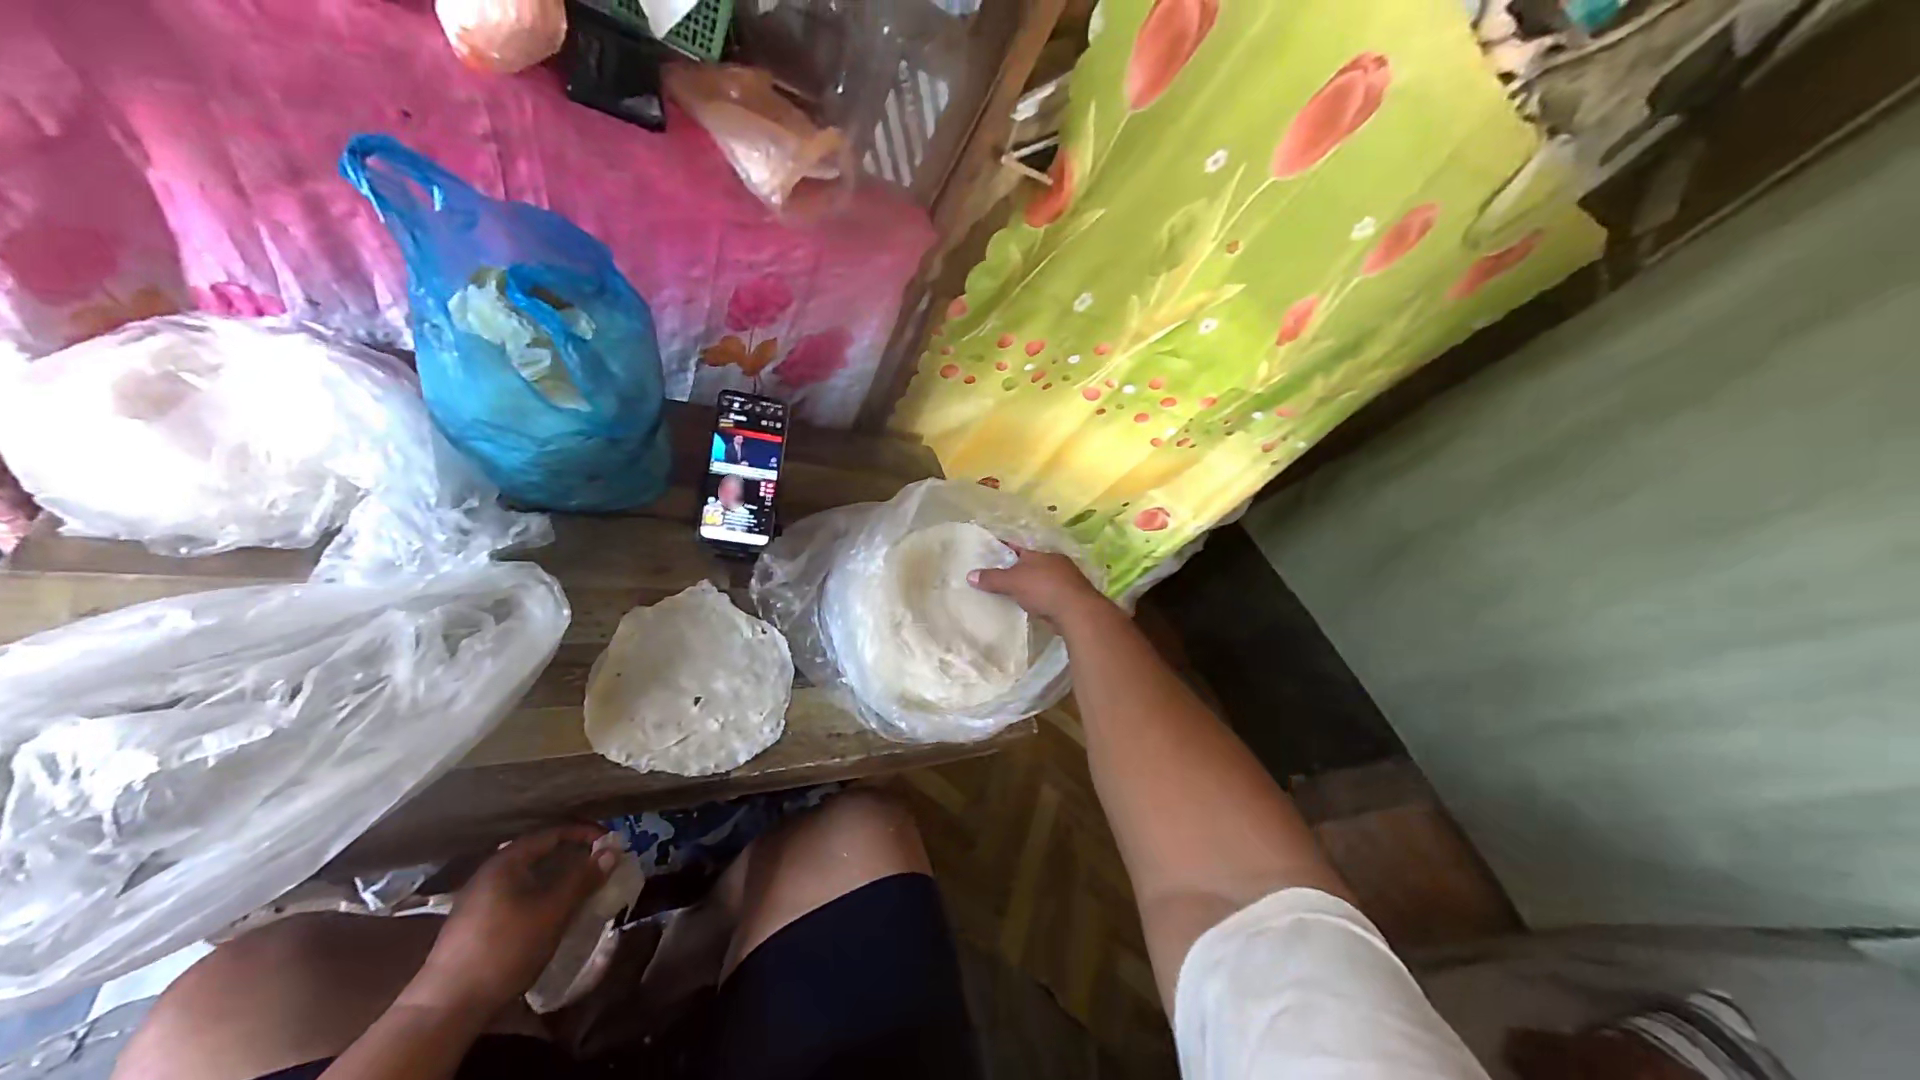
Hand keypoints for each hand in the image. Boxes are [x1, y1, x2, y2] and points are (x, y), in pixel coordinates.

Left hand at [406, 825, 617, 1015]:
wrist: (445, 1007)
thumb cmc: (505, 948)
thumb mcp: (552, 911)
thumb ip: (582, 878)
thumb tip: (611, 851)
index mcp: (506, 862)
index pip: (552, 833)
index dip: (584, 833)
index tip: (611, 841)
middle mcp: (490, 873)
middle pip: (539, 852)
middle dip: (573, 854)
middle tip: (601, 861)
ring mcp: (480, 899)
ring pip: (529, 875)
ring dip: (559, 876)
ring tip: (584, 885)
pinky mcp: (477, 923)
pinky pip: (519, 894)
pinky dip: (542, 893)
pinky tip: (554, 910)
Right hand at [968, 546, 1112, 626]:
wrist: (1077, 611)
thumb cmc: (1043, 588)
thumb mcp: (1013, 581)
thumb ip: (992, 579)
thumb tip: (969, 575)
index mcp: (1040, 554)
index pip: (1017, 547)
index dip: (1003, 549)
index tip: (990, 551)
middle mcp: (1054, 563)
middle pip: (1030, 563)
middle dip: (1016, 568)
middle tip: (997, 575)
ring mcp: (1065, 580)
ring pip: (1041, 579)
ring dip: (1029, 585)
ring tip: (1011, 592)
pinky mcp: (1070, 598)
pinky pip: (1048, 595)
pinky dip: (1038, 599)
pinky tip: (1030, 606)